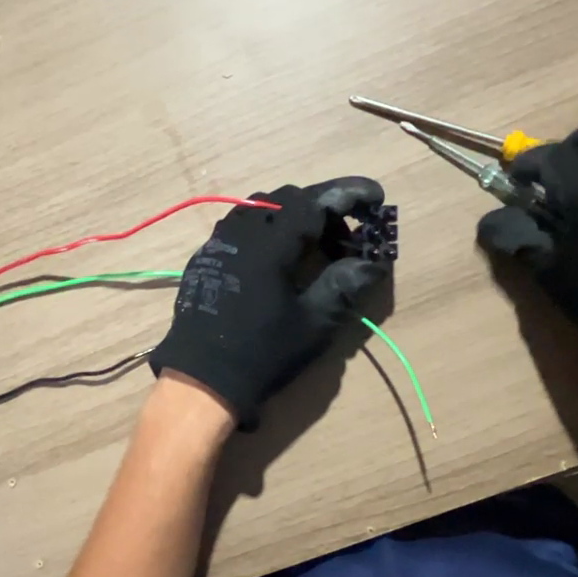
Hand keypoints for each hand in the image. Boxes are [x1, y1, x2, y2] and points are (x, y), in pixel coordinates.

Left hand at [150, 178, 388, 429]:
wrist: (202, 381)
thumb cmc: (263, 354)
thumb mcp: (314, 324)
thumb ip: (344, 285)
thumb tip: (373, 262)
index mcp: (269, 244)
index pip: (313, 202)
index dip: (347, 195)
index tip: (375, 198)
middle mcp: (240, 233)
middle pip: (286, 200)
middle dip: (321, 208)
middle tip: (345, 237)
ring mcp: (217, 244)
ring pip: (258, 209)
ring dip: (291, 218)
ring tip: (313, 248)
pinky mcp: (204, 260)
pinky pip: (240, 229)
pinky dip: (266, 231)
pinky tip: (278, 261)